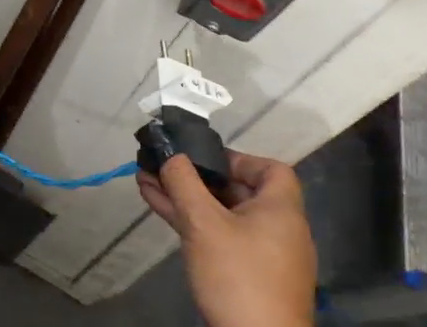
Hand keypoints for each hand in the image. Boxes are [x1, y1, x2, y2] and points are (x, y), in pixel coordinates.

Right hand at [138, 152, 315, 326]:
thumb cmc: (238, 275)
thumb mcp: (203, 222)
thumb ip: (183, 181)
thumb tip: (170, 151)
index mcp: (280, 212)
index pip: (271, 170)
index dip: (237, 157)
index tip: (203, 158)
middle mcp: (277, 229)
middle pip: (238, 189)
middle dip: (195, 174)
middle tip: (161, 164)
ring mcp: (262, 253)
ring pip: (221, 211)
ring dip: (185, 195)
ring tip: (145, 179)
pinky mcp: (248, 273)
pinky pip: (218, 234)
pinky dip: (191, 219)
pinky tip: (156, 204)